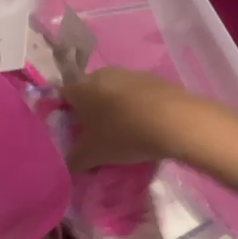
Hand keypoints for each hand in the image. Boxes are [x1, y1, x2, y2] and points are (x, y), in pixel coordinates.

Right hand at [61, 67, 195, 170]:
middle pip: (89, 92)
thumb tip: (68, 165)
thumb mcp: (93, 155)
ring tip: (125, 132)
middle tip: (98, 135)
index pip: (62, 96)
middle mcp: (101, 74)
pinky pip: (136, 94)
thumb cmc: (123, 134)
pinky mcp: (153, 79)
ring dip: (115, 108)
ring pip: (113, 91)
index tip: (74, 133)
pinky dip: (136, 107)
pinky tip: (146, 125)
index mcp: (80, 88)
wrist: (175, 121)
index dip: (64, 114)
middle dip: (90, 112)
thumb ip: (75, 160)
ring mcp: (129, 74)